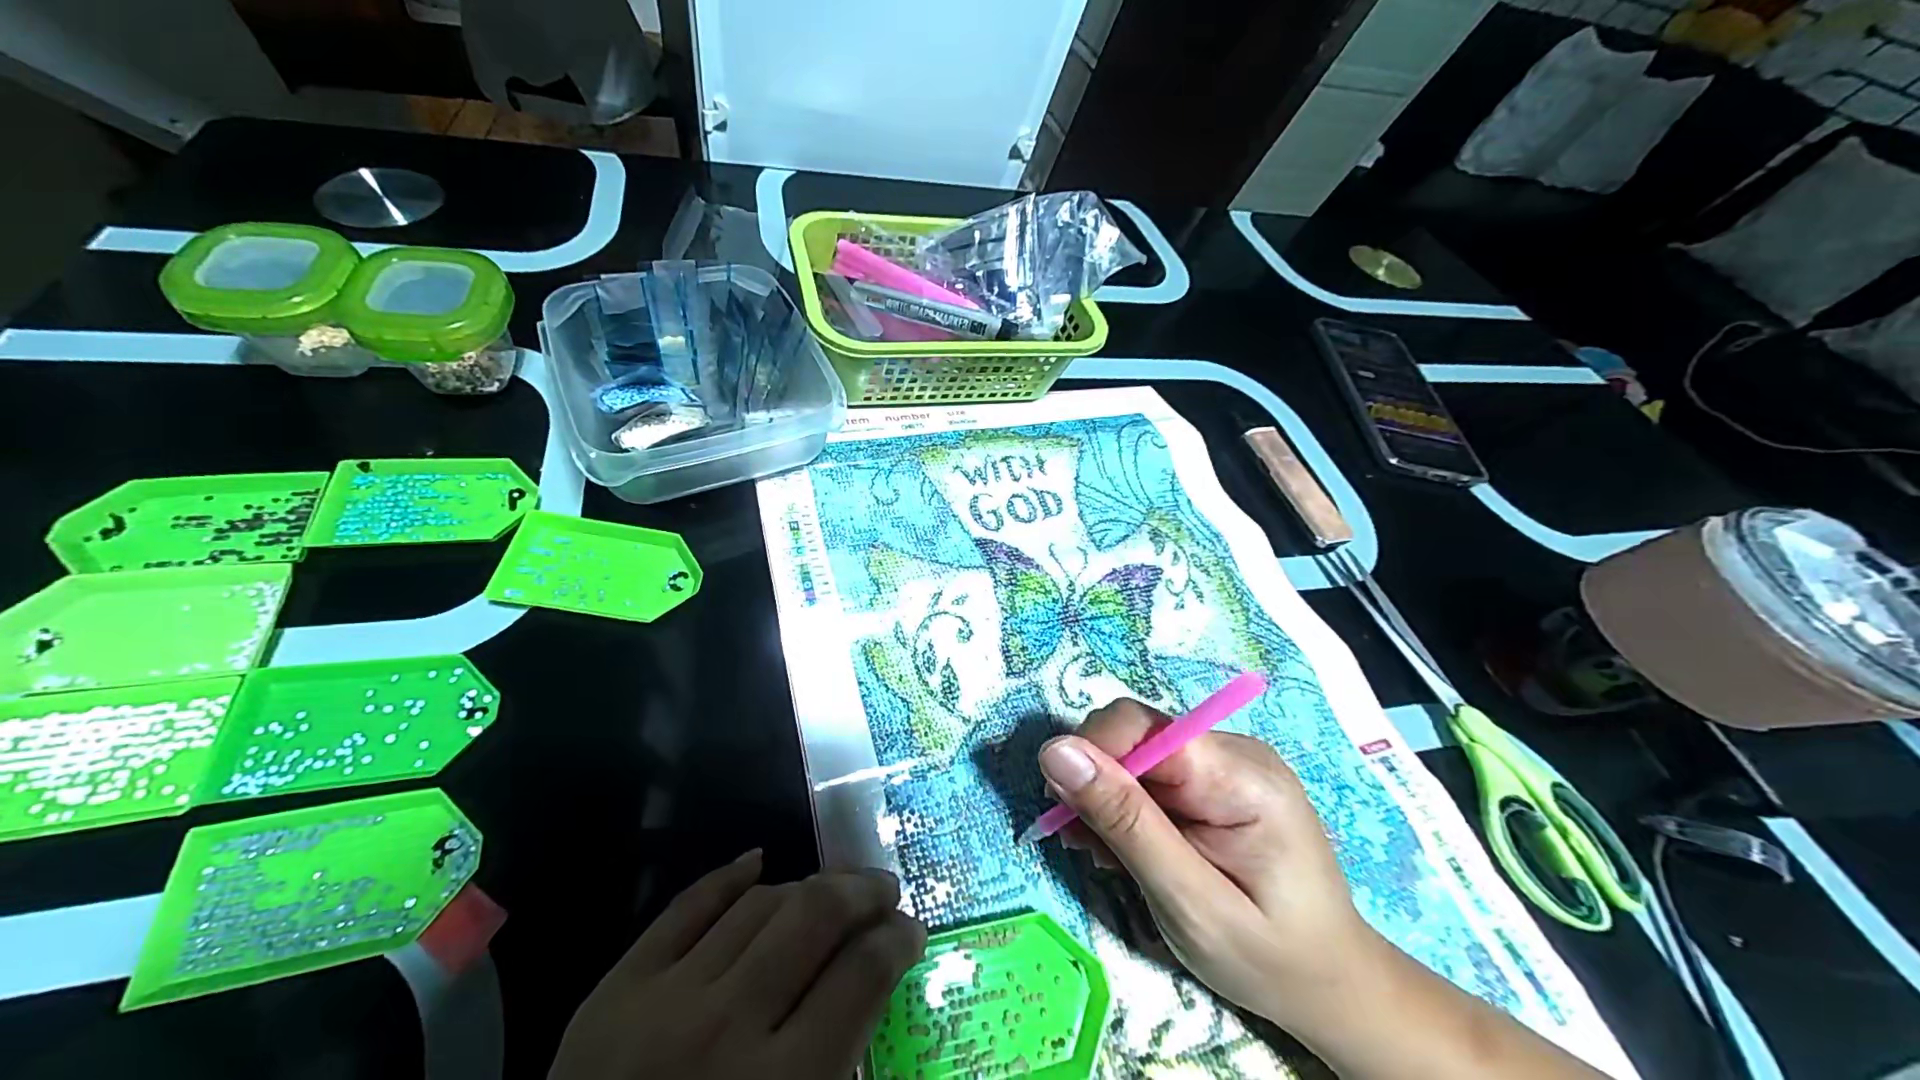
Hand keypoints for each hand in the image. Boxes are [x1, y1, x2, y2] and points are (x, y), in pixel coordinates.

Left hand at [550, 851, 927, 1079]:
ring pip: (760, 904)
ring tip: (832, 889)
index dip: (898, 939)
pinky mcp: (616, 988)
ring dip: (809, 886)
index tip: (911, 929)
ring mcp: (667, 999)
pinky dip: (729, 876)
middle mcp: (728, 1027)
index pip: (862, 975)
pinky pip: (687, 906)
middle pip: (815, 917)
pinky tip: (759, 860)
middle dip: (863, 892)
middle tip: (884, 890)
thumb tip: (875, 986)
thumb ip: (839, 1067)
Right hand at [1038, 698, 1371, 1025]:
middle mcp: (1234, 751)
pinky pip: (1154, 773)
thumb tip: (1054, 750)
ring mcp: (1228, 762)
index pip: (1140, 725)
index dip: (1091, 756)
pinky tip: (1129, 847)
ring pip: (1137, 753)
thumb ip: (1124, 821)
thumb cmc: (1266, 956)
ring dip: (1108, 800)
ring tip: (1109, 856)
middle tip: (1088, 846)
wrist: (1331, 982)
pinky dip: (1128, 806)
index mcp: (1241, 776)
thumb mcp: (1187, 901)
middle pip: (1135, 734)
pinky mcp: (1218, 779)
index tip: (1066, 813)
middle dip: (1096, 783)